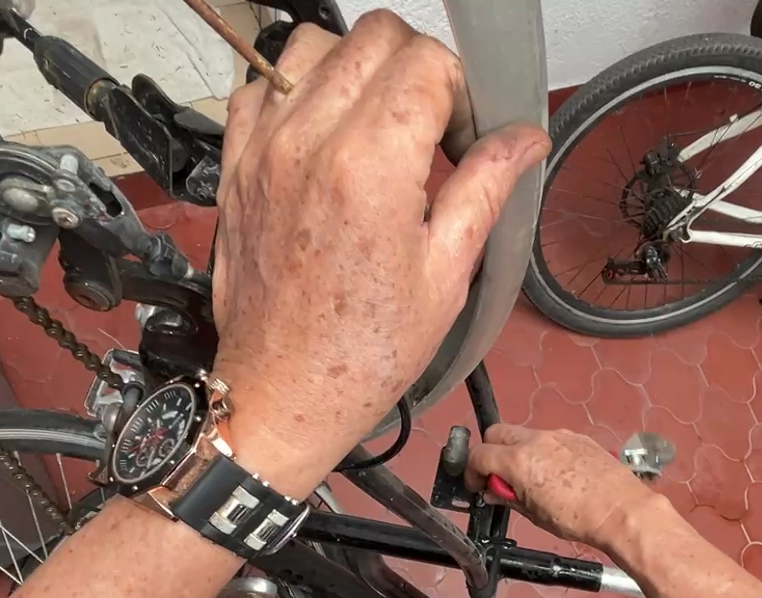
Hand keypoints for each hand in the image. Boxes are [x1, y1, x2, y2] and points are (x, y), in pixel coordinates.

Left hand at [210, 13, 549, 494]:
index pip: (427, 62)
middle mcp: (309, 142)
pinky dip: (299, 92)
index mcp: (370, 166)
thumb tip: (524, 140)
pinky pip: (261, 86)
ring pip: (314, 45)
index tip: (463, 138)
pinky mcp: (237, 169)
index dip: (460, 93)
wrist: (287, 395)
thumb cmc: (361, 356)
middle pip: (375, 37)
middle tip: (429, 134)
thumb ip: (486, 188)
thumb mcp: (445, 277)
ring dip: (356, 71)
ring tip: (376, 131)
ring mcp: (263, 151)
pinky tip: (324, 138)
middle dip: (417, 72)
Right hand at [464, 424, 665, 551]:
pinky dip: (542, 451)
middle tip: (499, 477)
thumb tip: (494, 491)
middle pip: (496, 433)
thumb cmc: (575, 518)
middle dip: (491, 453)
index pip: (479, 455)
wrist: (620, 509)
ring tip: (530, 478)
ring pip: (524, 434)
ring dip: (517, 451)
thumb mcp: (534, 514)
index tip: (478, 486)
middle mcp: (535, 440)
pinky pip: (549, 438)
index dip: (472, 472)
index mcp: (519, 460)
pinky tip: (556, 474)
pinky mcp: (578, 437)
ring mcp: (558, 435)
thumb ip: (508, 497)